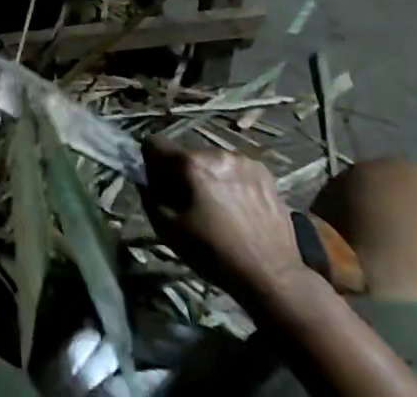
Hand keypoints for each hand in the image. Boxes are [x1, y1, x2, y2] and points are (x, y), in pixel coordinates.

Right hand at [142, 136, 306, 297]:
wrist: (272, 274)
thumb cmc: (215, 254)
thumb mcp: (169, 230)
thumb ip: (150, 196)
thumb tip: (145, 178)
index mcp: (191, 164)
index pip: (155, 143)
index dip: (150, 162)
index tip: (157, 184)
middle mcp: (217, 153)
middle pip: (186, 155)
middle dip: (182, 174)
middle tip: (189, 205)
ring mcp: (244, 161)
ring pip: (212, 162)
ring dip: (207, 177)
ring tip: (218, 209)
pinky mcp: (264, 172)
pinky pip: (235, 169)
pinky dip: (230, 182)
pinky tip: (238, 208)